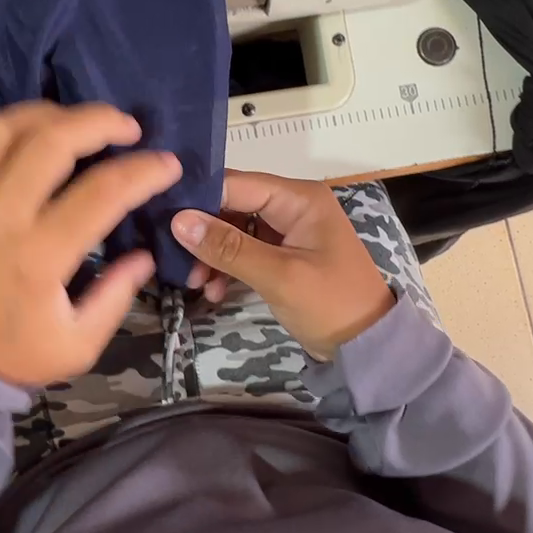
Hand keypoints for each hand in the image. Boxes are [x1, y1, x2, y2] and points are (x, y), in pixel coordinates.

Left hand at [0, 102, 181, 386]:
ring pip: (5, 126)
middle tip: (127, 127)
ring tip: (74, 125)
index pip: (104, 193)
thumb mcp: (77, 344)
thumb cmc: (8, 354)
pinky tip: (17, 131)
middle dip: (101, 121)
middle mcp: (0, 215)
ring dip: (49, 114)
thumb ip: (117, 296)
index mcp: (40, 256)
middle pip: (53, 140)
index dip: (144, 171)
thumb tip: (146, 254)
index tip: (167, 164)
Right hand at [170, 170, 393, 359]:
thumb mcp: (279, 276)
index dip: (199, 200)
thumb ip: (229, 248)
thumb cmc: (331, 304)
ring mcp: (288, 230)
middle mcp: (292, 205)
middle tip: (177, 262)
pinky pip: (245, 250)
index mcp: (299, 198)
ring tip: (196, 283)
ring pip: (235, 230)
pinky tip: (214, 290)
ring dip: (213, 255)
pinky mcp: (284, 253)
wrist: (370, 347)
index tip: (162, 220)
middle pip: (233, 205)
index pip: (237, 184)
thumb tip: (178, 221)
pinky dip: (228, 267)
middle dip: (204, 233)